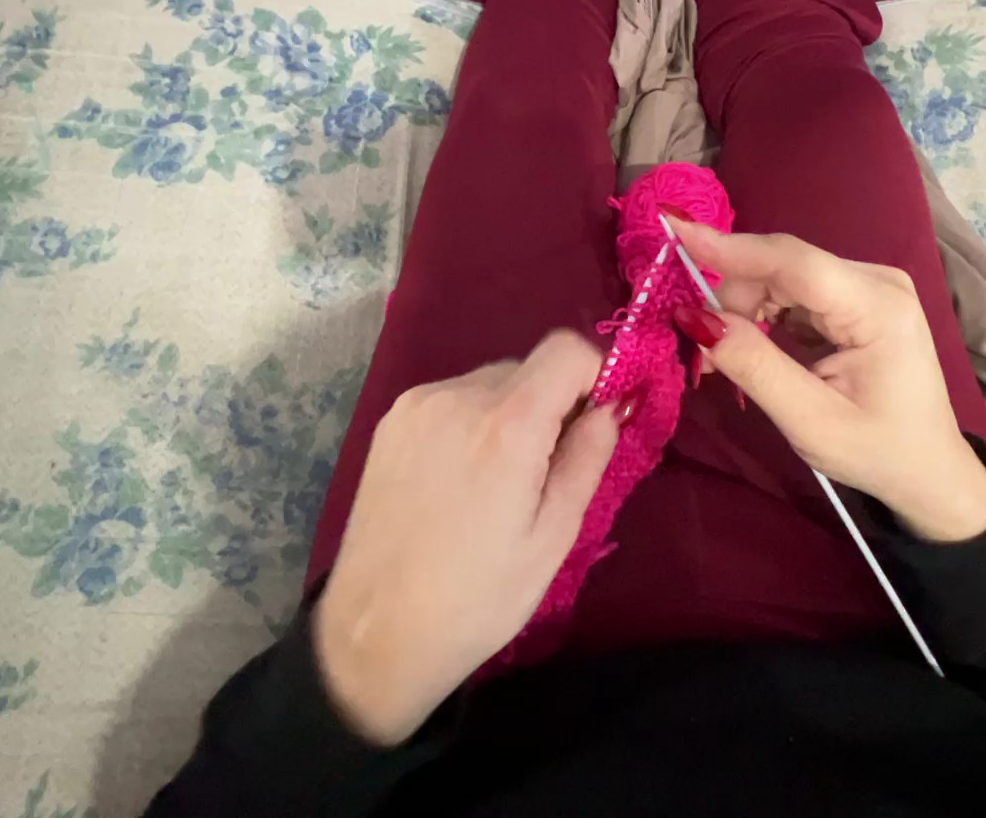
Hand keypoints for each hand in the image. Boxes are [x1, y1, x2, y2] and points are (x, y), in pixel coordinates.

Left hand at [313, 331, 623, 744]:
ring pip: (491, 382)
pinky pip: (454, 399)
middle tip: (550, 466)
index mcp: (506, 424)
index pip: (565, 349)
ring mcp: (416, 405)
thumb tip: (611, 405)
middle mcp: (457, 396)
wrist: (374, 635)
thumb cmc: (478, 598)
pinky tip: (461, 477)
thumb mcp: (554, 537)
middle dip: (553, 402)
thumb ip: (588, 457)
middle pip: (528, 367)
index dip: (595, 372)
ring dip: (512, 412)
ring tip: (499, 481)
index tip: (601, 415)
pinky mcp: (390, 421)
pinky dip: (474, 421)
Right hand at [669, 221, 985, 543]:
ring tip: (726, 362)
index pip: (792, 261)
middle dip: (733, 303)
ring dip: (744, 312)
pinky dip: (762, 317)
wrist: (929, 472)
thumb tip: (694, 318)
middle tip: (706, 359)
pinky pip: (791, 291)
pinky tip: (753, 349)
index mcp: (878, 307)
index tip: (676, 231)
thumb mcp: (810, 421)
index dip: (730, 247)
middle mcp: (876, 280)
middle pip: (780, 268)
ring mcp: (867, 285)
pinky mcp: (854, 297)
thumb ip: (753, 365)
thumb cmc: (877, 452)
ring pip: (779, 277)